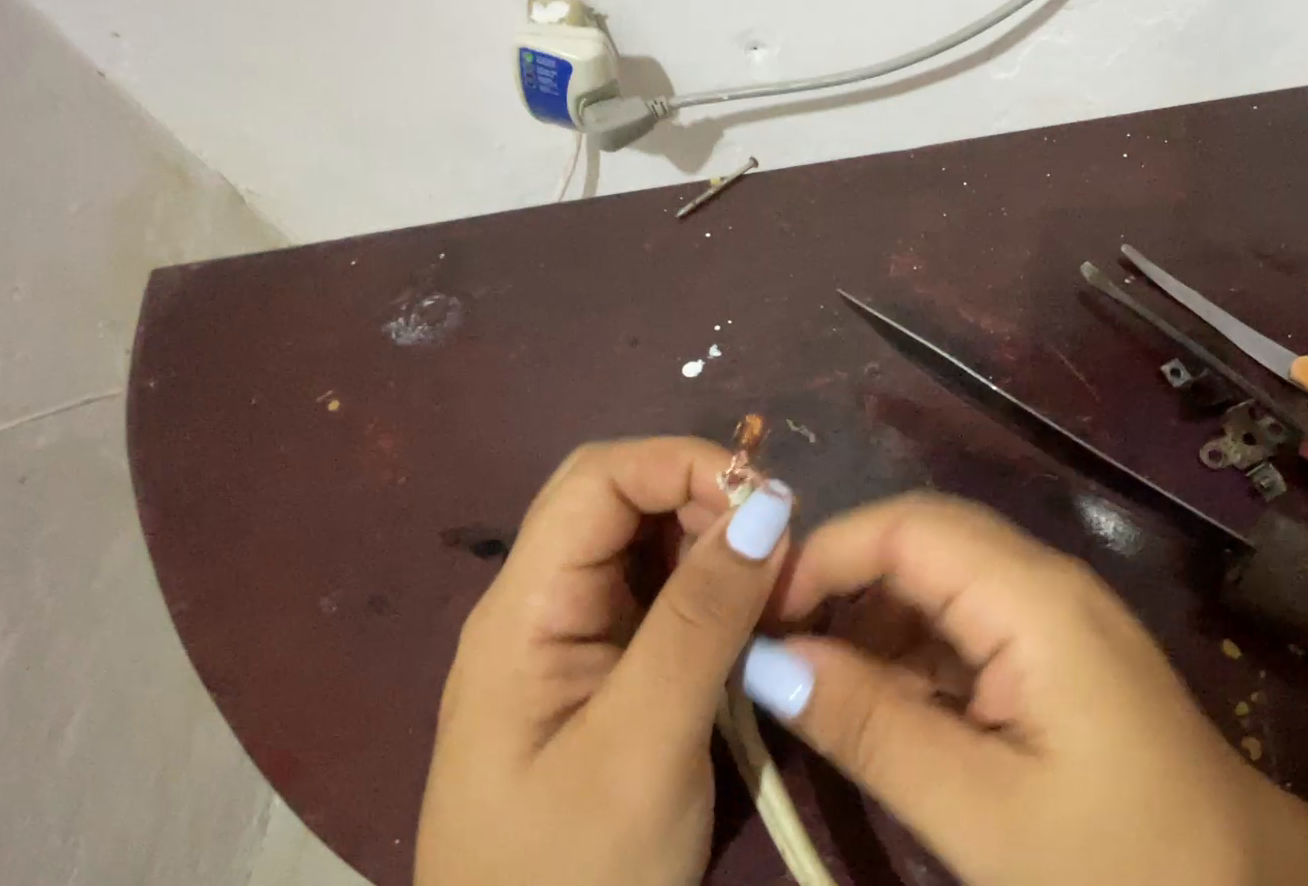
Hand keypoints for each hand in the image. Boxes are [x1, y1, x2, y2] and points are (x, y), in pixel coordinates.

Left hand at [415, 437, 795, 885]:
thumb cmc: (573, 877)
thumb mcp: (644, 746)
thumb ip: (702, 619)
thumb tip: (770, 505)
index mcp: (525, 609)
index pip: (599, 479)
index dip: (685, 464)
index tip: (770, 505)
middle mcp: (544, 604)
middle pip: (623, 500)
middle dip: (708, 503)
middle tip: (782, 552)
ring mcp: (576, 638)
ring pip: (651, 545)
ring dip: (719, 547)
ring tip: (776, 591)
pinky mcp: (610, 669)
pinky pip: (666, 597)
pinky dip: (717, 591)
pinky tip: (753, 622)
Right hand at [746, 492, 1307, 885]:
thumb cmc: (1122, 861)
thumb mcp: (980, 812)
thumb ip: (873, 727)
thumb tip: (768, 661)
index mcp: (1033, 598)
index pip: (907, 528)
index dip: (824, 554)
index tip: (756, 615)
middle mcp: (1043, 580)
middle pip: (921, 541)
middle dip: (840, 579)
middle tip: (769, 646)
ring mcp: (1052, 612)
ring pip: (937, 579)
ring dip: (869, 619)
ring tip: (808, 682)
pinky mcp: (1052, 649)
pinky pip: (963, 624)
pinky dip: (908, 653)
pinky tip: (875, 703)